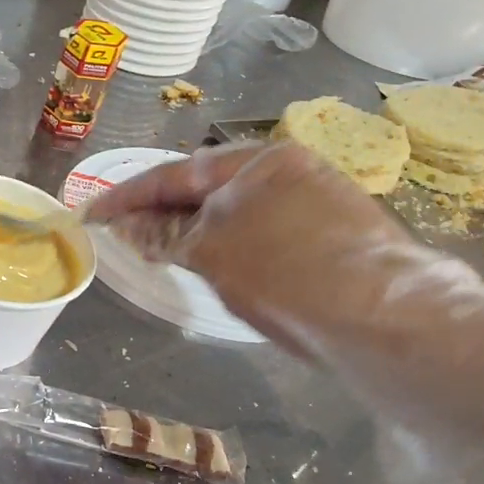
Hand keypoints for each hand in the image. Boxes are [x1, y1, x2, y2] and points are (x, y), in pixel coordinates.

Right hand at [84, 141, 414, 354]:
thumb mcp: (208, 252)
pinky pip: (264, 231)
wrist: (392, 323)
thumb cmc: (286, 272)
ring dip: (196, 229)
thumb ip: (163, 234)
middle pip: (207, 188)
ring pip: (237, 211)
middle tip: (124, 232)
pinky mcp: (340, 239)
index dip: (126, 196)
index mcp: (259, 159)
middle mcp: (292, 170)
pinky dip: (231, 244)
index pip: (174, 173)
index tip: (91, 213)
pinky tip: (218, 265)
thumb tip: (132, 228)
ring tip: (162, 250)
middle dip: (162, 210)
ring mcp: (321, 203)